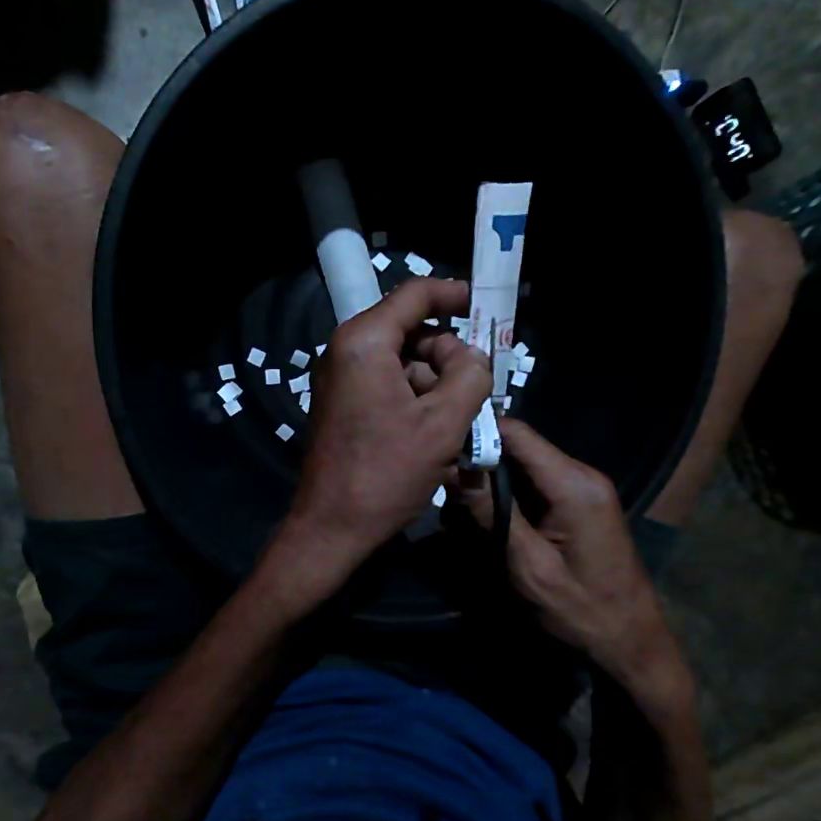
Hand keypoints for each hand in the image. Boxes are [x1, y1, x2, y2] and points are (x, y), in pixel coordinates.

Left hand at [281, 278, 490, 574]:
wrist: (332, 525)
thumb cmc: (385, 473)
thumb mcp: (443, 423)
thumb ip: (469, 375)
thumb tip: (472, 354)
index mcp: (364, 342)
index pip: (415, 295)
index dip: (455, 295)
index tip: (488, 308)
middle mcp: (345, 351)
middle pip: (411, 331)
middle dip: (449, 355)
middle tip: (479, 387)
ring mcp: (340, 379)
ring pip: (403, 362)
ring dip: (436, 384)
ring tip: (460, 423)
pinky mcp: (342, 404)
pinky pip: (388, 385)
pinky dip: (416, 400)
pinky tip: (437, 435)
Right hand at [462, 418, 694, 717]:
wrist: (631, 644)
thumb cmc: (581, 610)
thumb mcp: (528, 565)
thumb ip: (491, 513)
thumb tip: (453, 470)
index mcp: (573, 484)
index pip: (516, 433)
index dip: (475, 434)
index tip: (438, 451)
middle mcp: (580, 475)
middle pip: (516, 448)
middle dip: (476, 466)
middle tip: (442, 494)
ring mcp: (581, 488)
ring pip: (519, 467)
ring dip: (487, 486)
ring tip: (459, 519)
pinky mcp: (576, 504)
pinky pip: (532, 486)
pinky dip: (505, 499)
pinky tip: (485, 526)